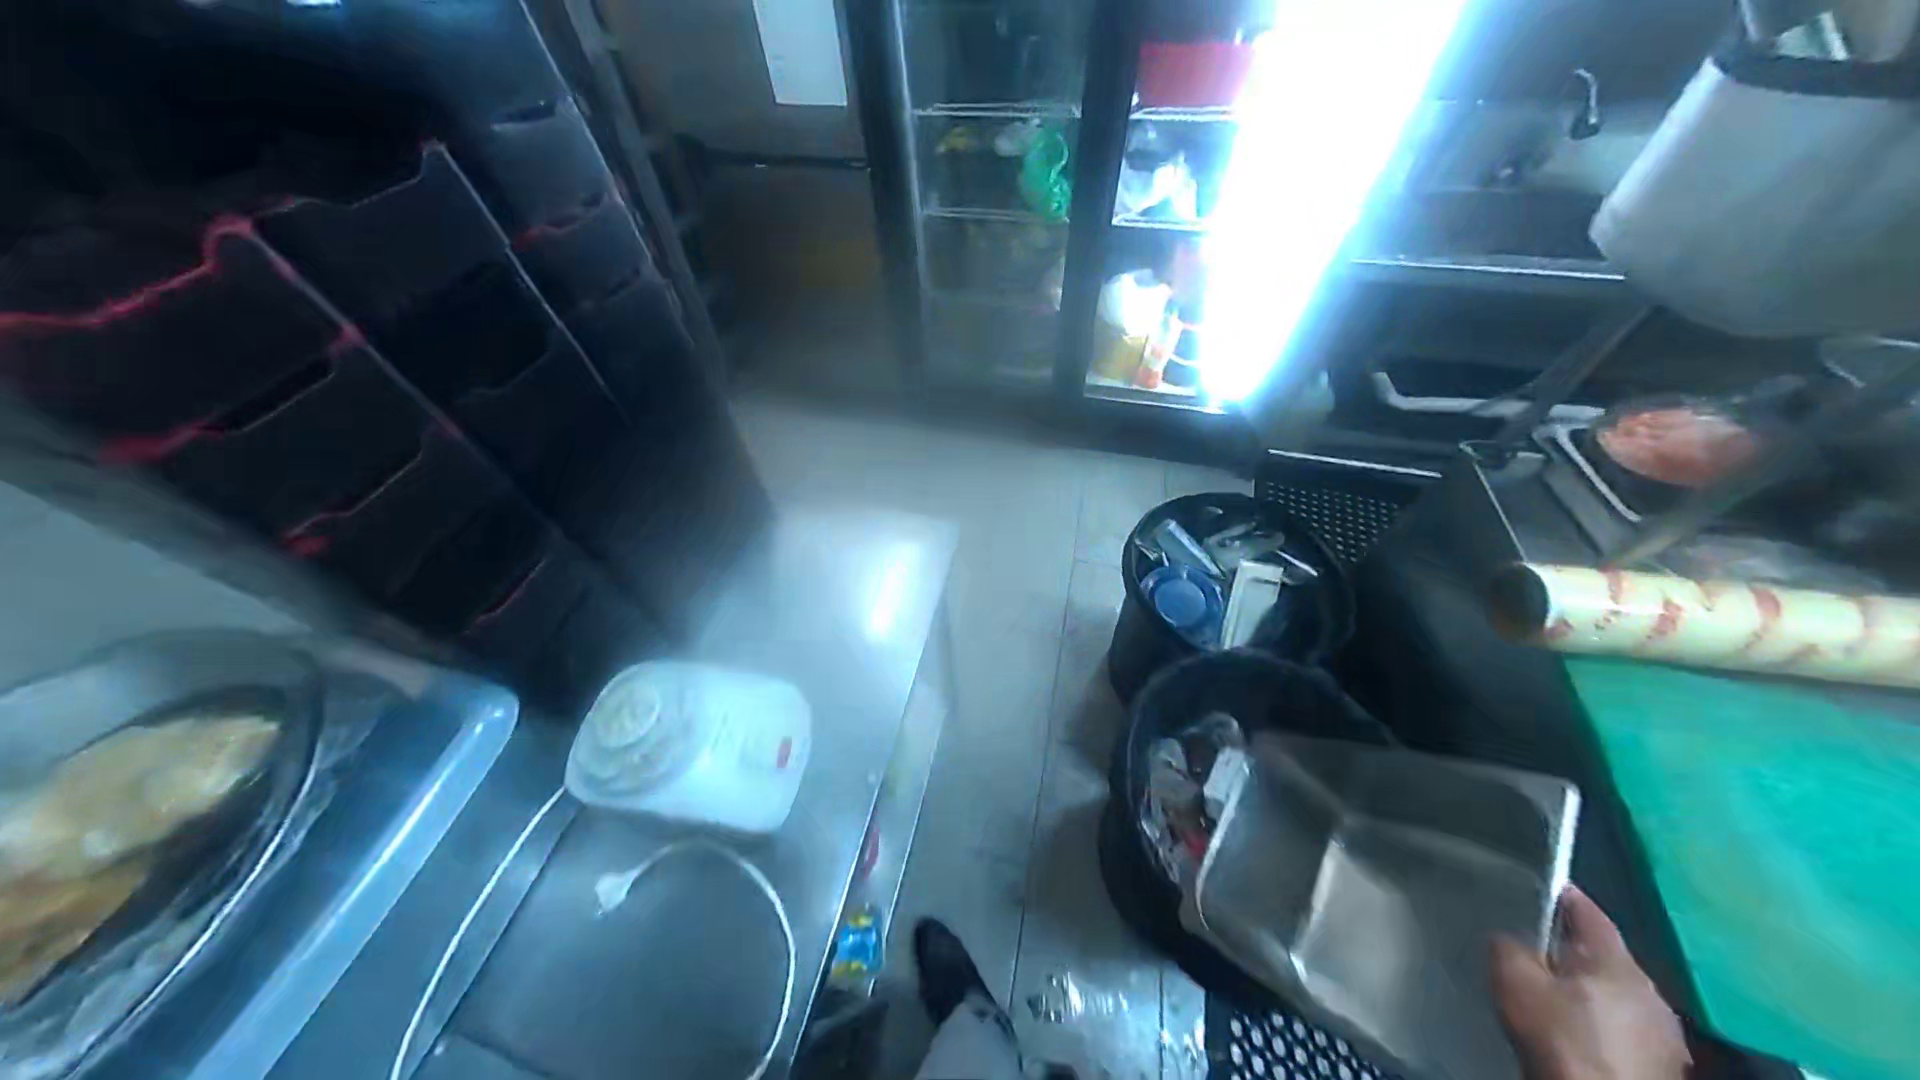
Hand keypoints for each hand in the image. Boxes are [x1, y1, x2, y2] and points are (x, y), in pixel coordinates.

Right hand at [1490, 886, 1691, 1079]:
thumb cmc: (1560, 1036)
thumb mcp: (1514, 978)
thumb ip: (1507, 944)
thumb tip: (1511, 936)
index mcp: (1618, 963)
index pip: (1588, 911)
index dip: (1560, 892)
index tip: (1533, 880)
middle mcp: (1651, 991)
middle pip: (1602, 952)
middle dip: (1568, 943)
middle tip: (1528, 937)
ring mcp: (1664, 1032)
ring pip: (1614, 989)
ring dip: (1585, 982)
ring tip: (1547, 983)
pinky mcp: (1663, 1063)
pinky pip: (1622, 1021)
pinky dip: (1597, 1014)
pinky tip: (1572, 1023)